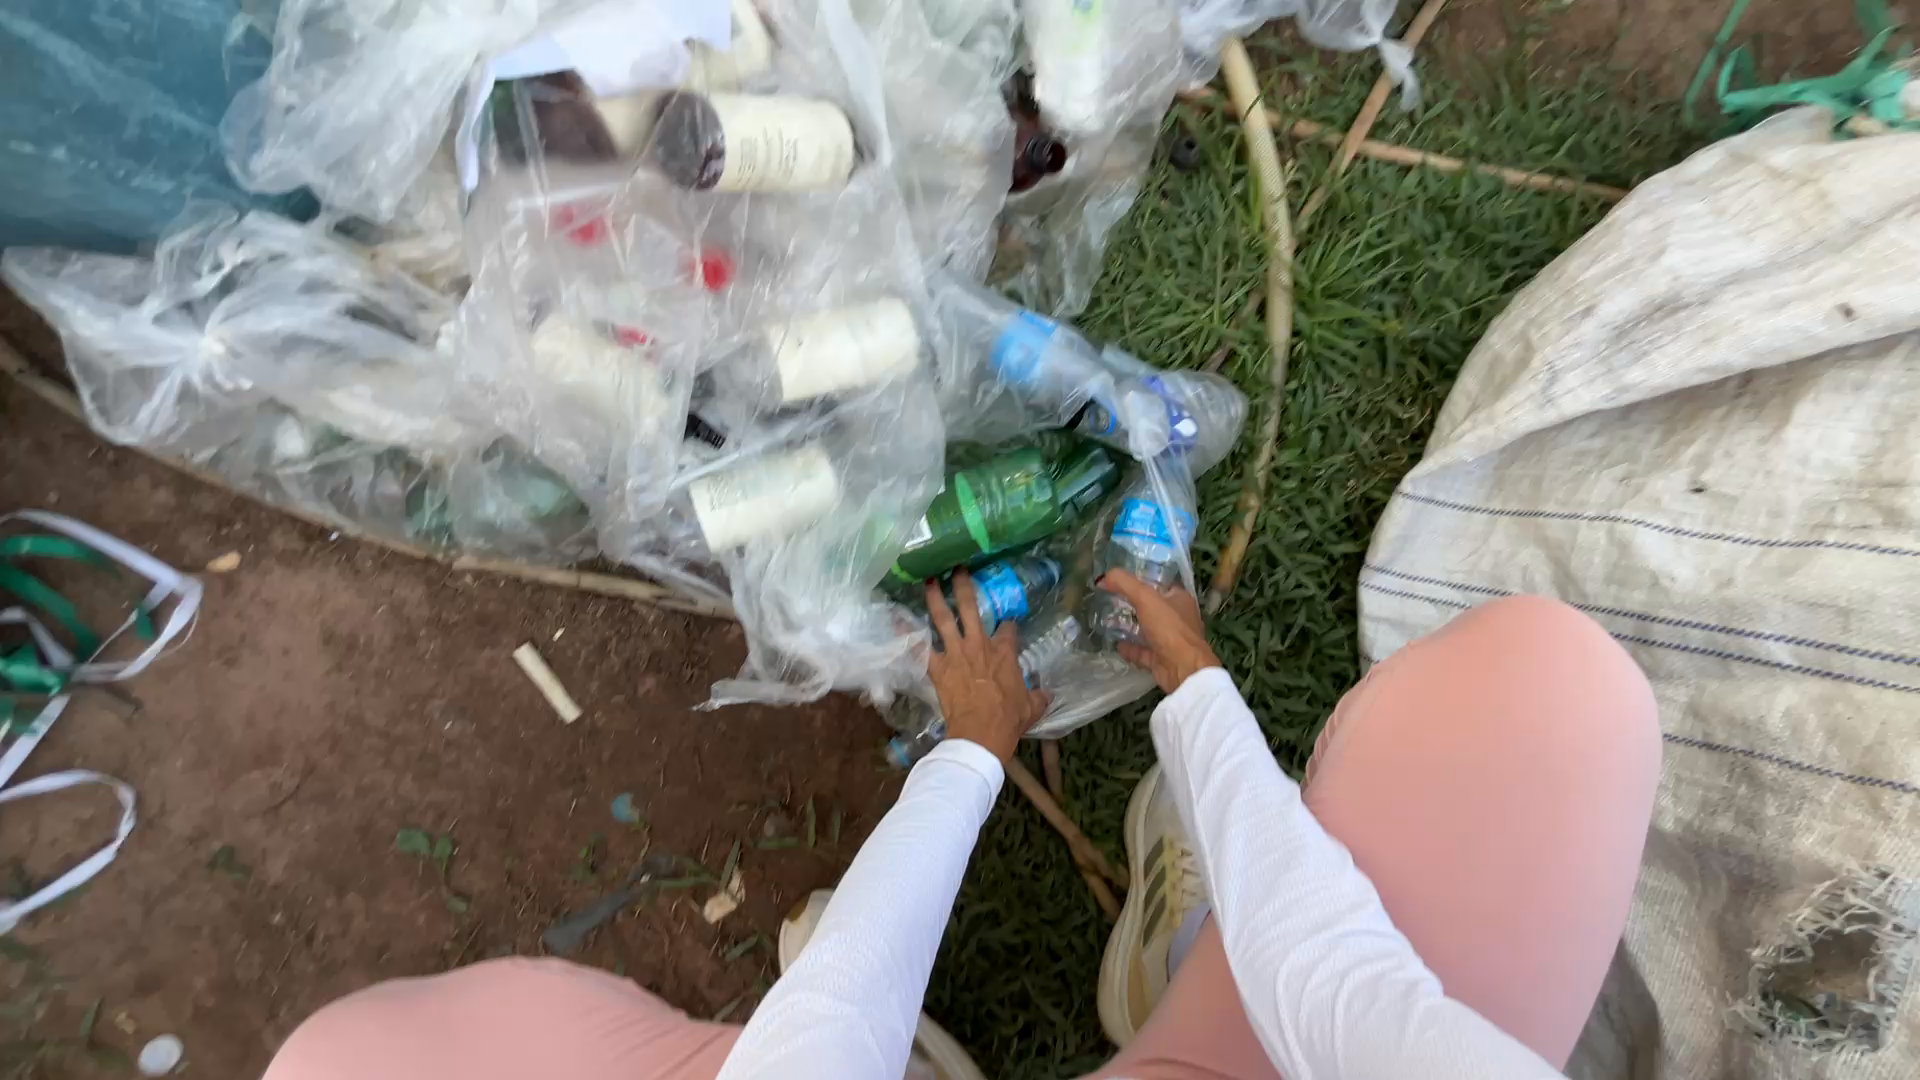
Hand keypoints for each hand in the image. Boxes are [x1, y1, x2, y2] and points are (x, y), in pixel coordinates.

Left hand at [925, 570, 1050, 761]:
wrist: (981, 734)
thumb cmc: (1009, 719)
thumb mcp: (1032, 707)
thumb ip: (1039, 696)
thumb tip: (1047, 694)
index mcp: (1005, 652)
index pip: (1008, 628)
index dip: (1008, 624)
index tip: (1008, 624)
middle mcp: (979, 644)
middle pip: (971, 607)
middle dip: (964, 586)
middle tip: (957, 569)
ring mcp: (956, 653)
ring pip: (944, 619)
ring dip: (935, 598)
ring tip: (929, 581)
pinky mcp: (938, 668)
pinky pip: (920, 648)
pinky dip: (907, 634)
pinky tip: (896, 619)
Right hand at [1099, 570, 1220, 693]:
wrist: (1182, 669)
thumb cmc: (1169, 628)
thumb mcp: (1146, 598)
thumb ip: (1125, 584)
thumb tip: (1103, 577)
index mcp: (1180, 600)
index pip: (1159, 585)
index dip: (1141, 580)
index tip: (1119, 580)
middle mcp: (1177, 618)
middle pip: (1152, 607)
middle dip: (1132, 604)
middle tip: (1110, 600)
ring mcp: (1170, 640)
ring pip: (1147, 630)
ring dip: (1130, 627)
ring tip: (1108, 620)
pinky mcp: (1161, 659)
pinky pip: (1142, 651)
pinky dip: (1129, 648)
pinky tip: (1115, 644)